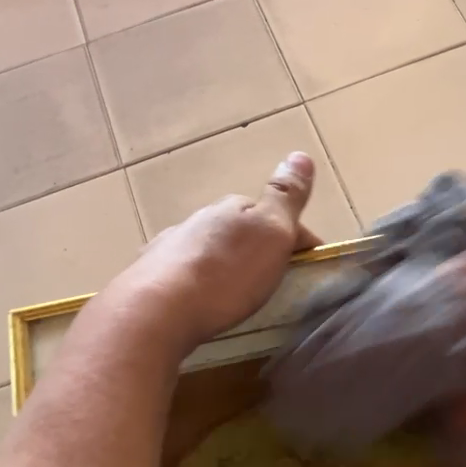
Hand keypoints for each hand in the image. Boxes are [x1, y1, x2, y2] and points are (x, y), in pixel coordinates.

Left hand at [111, 152, 320, 350]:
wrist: (157, 312)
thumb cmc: (225, 274)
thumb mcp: (271, 232)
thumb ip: (286, 197)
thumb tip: (301, 154)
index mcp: (233, 207)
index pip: (277, 214)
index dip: (300, 239)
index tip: (313, 267)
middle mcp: (201, 219)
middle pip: (241, 230)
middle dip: (262, 249)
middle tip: (278, 282)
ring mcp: (172, 245)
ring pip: (211, 248)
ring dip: (228, 264)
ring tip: (240, 294)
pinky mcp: (152, 275)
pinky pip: (185, 271)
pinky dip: (200, 281)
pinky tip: (202, 298)